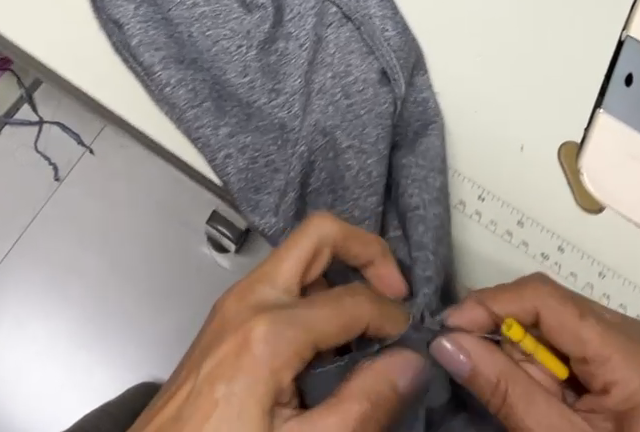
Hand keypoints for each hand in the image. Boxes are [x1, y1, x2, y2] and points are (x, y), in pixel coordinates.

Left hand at [130, 212, 429, 431]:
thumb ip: (362, 405)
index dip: (393, 317)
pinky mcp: (226, 318)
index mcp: (269, 331)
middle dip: (367, 252)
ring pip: (298, 253)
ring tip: (370, 319)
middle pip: (318, 234)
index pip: (352, 299)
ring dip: (341, 270)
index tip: (413, 343)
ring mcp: (233, 303)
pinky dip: (316, 290)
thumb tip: (412, 362)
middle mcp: (249, 299)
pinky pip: (281, 281)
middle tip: (397, 294)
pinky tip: (332, 337)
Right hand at [429, 273, 639, 431]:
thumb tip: (446, 341)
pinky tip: (540, 397)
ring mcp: (626, 345)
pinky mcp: (617, 360)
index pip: (544, 297)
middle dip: (505, 337)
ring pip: (548, 322)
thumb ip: (506, 390)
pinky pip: (562, 342)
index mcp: (628, 352)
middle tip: (479, 374)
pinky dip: (538, 367)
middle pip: (545, 306)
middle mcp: (630, 333)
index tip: (446, 329)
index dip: (489, 304)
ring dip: (521, 356)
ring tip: (525, 402)